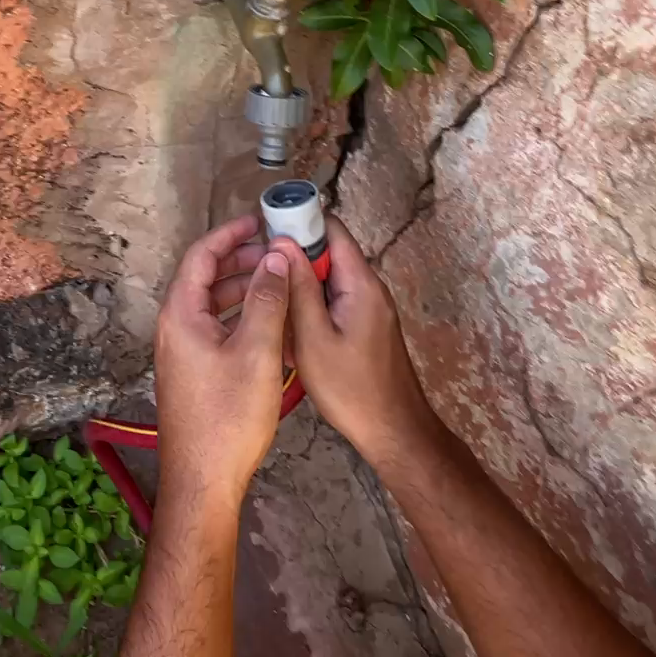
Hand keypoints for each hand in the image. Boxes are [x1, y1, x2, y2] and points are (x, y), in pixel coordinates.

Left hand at [153, 215, 303, 502]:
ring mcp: (182, 351)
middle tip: (278, 252)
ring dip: (244, 288)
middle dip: (241, 260)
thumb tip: (277, 256)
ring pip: (213, 304)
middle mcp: (175, 327)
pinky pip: (217, 328)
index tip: (259, 222)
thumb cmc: (229, 416)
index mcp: (181, 314)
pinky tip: (271, 321)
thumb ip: (268, 300)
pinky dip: (241, 315)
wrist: (203, 481)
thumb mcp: (256, 352)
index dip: (230, 235)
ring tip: (280, 282)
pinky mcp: (194, 371)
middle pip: (206, 278)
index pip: (201, 256)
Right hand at [278, 217, 441, 466]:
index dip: (298, 224)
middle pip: (328, 253)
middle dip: (295, 262)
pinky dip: (312, 310)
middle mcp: (369, 286)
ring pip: (328, 280)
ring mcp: (370, 306)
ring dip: (301, 290)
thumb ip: (299, 287)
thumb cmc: (350, 388)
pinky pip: (334, 302)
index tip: (264, 236)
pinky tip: (293, 334)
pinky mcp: (366, 325)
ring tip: (274, 309)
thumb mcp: (313, 338)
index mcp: (360, 282)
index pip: (331, 228)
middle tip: (262, 280)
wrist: (393, 432)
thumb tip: (281, 242)